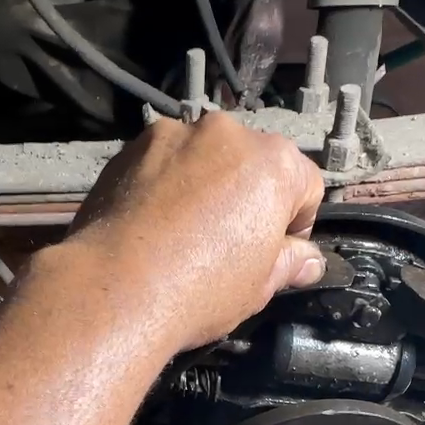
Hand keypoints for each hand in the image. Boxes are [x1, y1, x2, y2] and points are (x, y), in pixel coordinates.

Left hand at [57, 113, 326, 352]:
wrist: (117, 289)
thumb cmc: (196, 290)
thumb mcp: (259, 288)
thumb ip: (289, 264)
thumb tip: (307, 261)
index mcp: (274, 163)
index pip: (305, 187)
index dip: (294, 227)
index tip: (276, 255)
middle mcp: (227, 134)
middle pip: (251, 166)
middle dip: (245, 202)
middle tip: (225, 253)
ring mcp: (174, 136)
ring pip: (202, 162)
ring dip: (201, 192)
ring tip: (182, 244)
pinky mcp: (130, 150)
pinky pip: (160, 166)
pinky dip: (161, 191)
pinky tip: (151, 234)